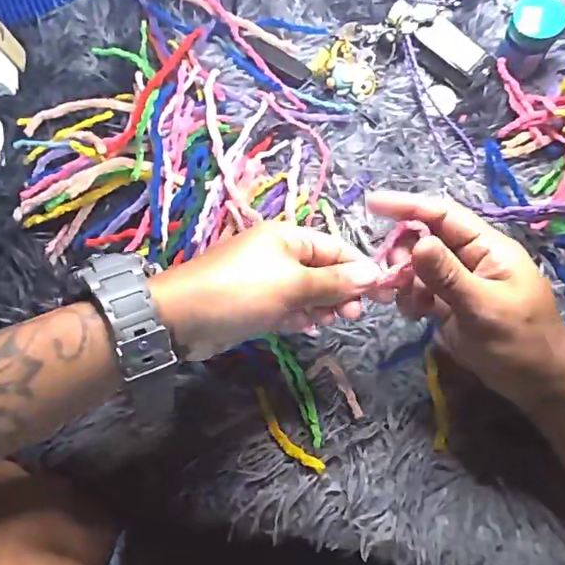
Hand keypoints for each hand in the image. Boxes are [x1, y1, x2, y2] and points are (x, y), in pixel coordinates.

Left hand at [150, 221, 383, 359]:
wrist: (180, 318)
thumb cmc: (241, 292)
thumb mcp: (293, 285)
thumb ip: (334, 281)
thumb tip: (375, 272)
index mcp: (287, 237)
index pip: (335, 248)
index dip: (360, 268)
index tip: (384, 293)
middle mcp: (278, 254)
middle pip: (322, 270)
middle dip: (341, 290)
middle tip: (353, 315)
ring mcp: (265, 280)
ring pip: (306, 291)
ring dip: (322, 306)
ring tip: (331, 322)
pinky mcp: (254, 305)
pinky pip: (287, 307)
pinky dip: (299, 316)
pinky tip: (307, 328)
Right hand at [367, 191, 564, 407]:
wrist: (540, 386)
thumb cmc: (521, 342)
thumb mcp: (483, 308)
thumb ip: (448, 276)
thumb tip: (417, 242)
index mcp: (487, 248)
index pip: (443, 215)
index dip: (408, 206)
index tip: (371, 204)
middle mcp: (471, 259)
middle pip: (425, 238)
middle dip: (402, 252)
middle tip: (391, 277)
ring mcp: (459, 282)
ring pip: (418, 266)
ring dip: (403, 279)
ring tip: (403, 301)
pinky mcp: (449, 305)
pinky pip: (420, 290)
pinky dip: (409, 298)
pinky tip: (413, 315)